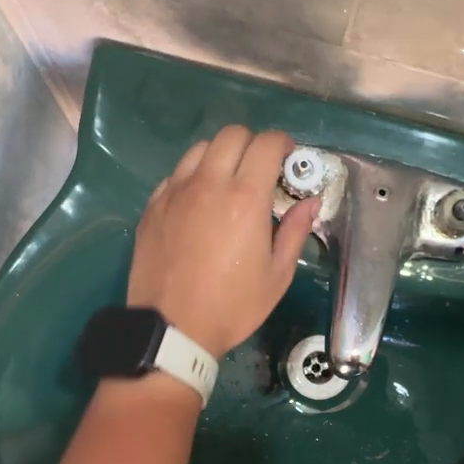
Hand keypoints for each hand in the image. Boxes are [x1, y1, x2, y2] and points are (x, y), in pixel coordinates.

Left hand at [126, 125, 319, 358]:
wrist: (173, 329)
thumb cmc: (233, 307)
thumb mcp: (277, 276)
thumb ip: (296, 232)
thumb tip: (309, 202)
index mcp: (246, 198)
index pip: (266, 144)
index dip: (283, 145)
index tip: (288, 159)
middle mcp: (209, 183)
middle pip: (232, 135)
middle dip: (252, 144)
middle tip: (261, 170)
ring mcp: (176, 192)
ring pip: (200, 149)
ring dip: (221, 156)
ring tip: (228, 183)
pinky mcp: (153, 206)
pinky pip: (177, 174)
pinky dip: (194, 177)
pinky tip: (200, 203)